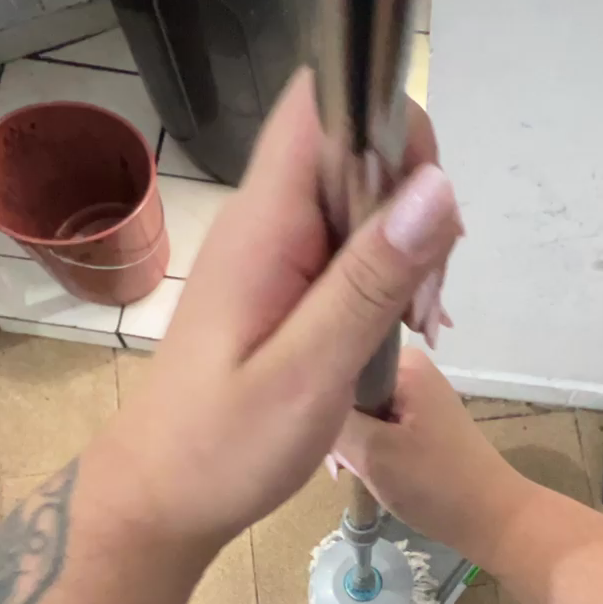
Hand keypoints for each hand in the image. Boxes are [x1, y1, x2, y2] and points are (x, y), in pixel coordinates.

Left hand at [101, 69, 460, 551]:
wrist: (165, 495)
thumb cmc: (226, 447)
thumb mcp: (309, 372)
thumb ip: (369, 282)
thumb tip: (437, 188)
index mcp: (265, 226)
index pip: (327, 108)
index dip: (390, 127)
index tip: (430, 210)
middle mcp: (266, 223)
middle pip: (355, 152)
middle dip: (414, 204)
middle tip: (427, 298)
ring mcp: (272, 255)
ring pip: (358, 204)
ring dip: (405, 248)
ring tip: (418, 323)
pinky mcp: (280, 287)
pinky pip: (345, 250)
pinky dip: (384, 277)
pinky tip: (396, 329)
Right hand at [332, 346, 528, 555]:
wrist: (491, 519)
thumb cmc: (434, 484)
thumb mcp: (371, 452)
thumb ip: (332, 421)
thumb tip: (299, 399)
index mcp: (402, 362)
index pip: (338, 359)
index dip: (320, 397)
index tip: (319, 436)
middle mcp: (411, 369)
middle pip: (347, 388)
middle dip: (337, 427)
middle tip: (341, 466)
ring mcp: (418, 396)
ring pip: (360, 412)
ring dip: (353, 444)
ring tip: (355, 473)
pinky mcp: (422, 422)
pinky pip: (379, 427)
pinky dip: (370, 451)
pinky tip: (371, 474)